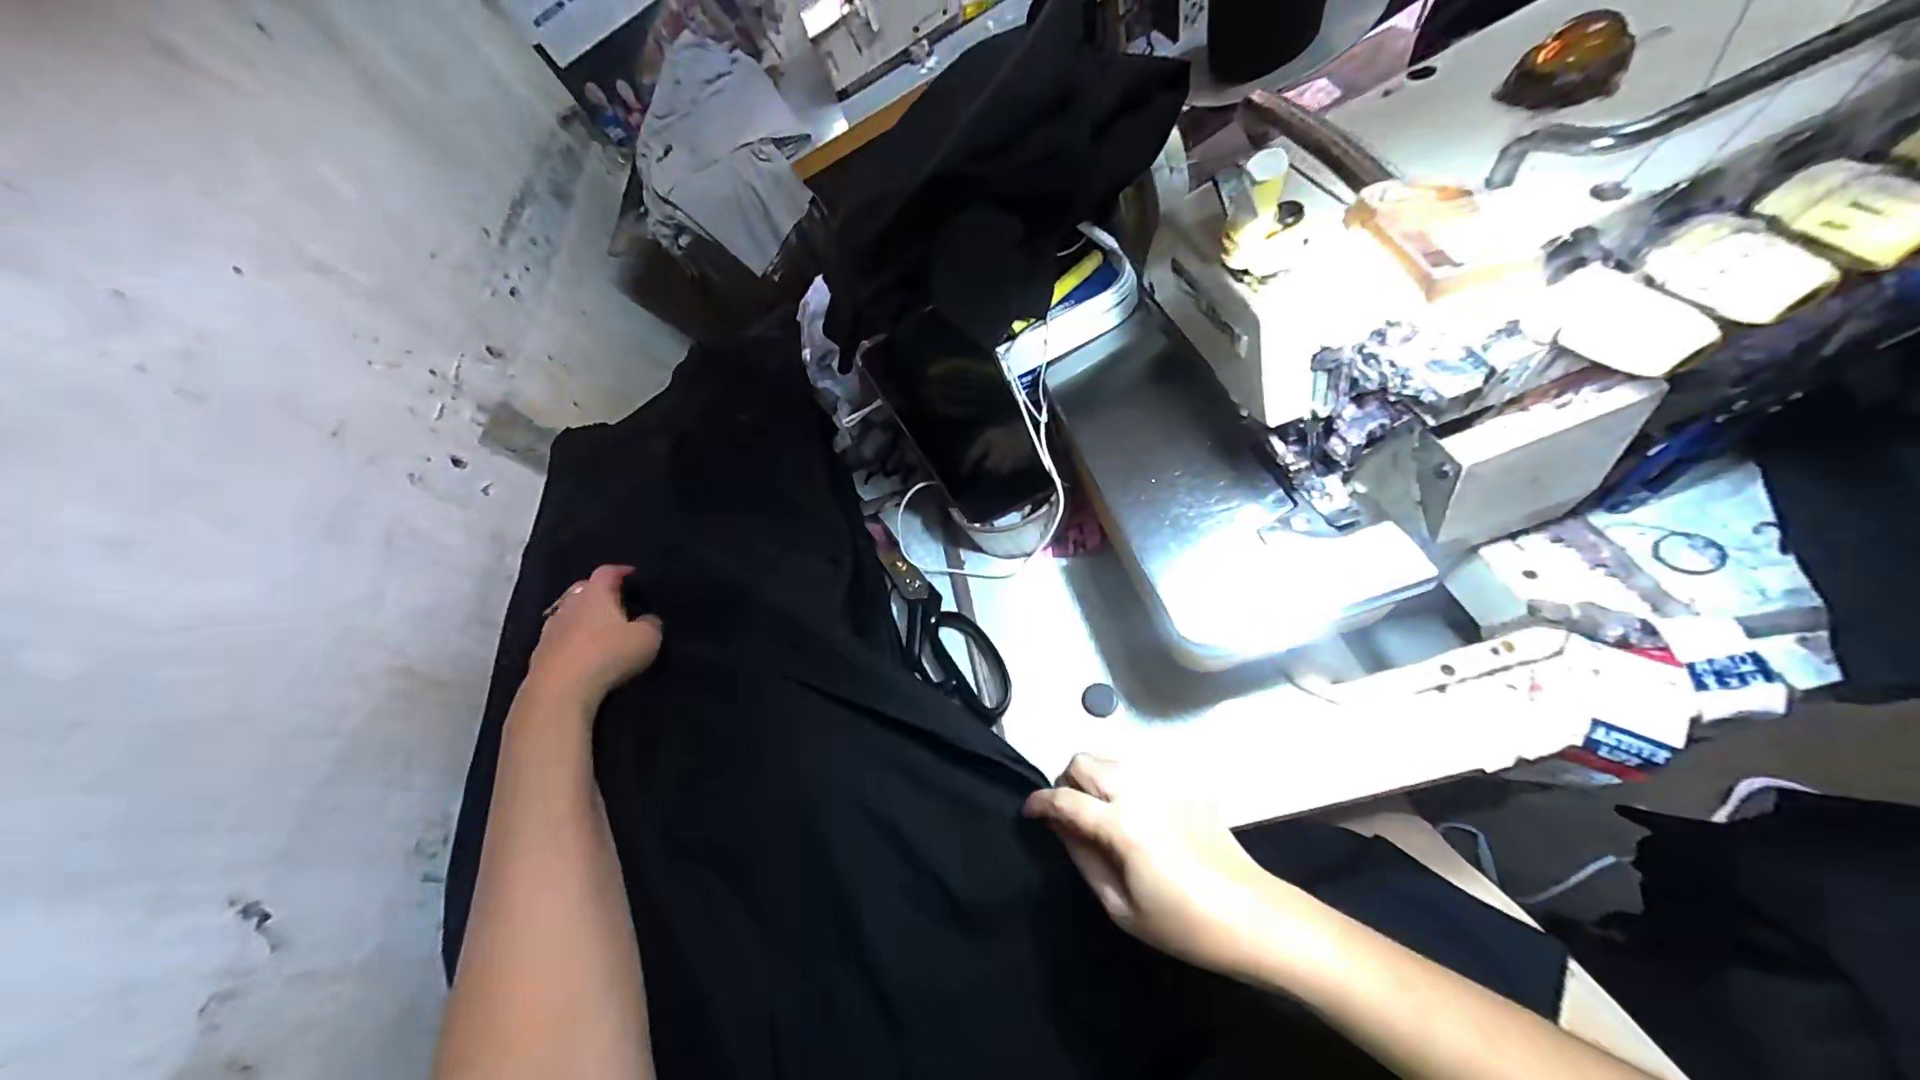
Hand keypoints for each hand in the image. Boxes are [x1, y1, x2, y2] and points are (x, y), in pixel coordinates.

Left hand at [523, 565, 663, 711]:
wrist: (559, 690)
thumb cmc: (607, 655)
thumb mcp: (647, 639)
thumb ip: (651, 624)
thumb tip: (647, 619)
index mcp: (596, 594)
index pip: (607, 571)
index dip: (621, 571)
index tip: (633, 574)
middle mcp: (569, 604)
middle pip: (584, 588)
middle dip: (599, 592)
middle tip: (616, 601)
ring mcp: (550, 628)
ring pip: (569, 613)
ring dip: (583, 617)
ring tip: (600, 629)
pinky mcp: (539, 653)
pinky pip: (560, 637)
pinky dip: (572, 640)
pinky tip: (583, 652)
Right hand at [1024, 755, 1284, 980]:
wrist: (1254, 916)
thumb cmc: (1185, 924)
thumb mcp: (1121, 907)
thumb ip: (1083, 858)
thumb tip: (1058, 827)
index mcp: (1121, 825)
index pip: (1064, 798)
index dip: (1039, 802)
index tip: (1028, 812)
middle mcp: (1139, 791)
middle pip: (1084, 761)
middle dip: (1066, 781)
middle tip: (1069, 814)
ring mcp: (1165, 783)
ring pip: (1111, 757)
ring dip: (1094, 776)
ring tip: (1100, 811)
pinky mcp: (1185, 786)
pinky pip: (1140, 768)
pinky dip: (1123, 780)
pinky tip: (1135, 813)